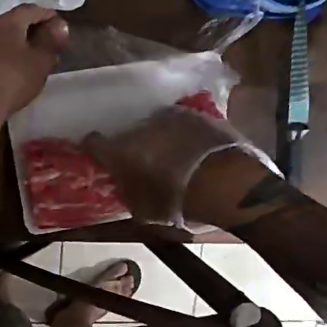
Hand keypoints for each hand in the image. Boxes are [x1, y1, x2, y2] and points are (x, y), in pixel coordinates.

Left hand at [0, 5, 69, 115]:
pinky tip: (19, 61)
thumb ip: (52, 39)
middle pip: (18, 17)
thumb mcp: (42, 59)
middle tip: (52, 44)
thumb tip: (59, 26)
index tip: (63, 35)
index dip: (54, 19)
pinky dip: (10, 48)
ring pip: (7, 31)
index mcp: (7, 15)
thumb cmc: (13, 78)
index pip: (36, 7)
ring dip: (22, 39)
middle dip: (37, 29)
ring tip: (37, 54)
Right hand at [84, 106, 274, 228]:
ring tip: (168, 151)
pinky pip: (184, 122)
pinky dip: (184, 133)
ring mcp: (173, 117)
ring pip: (157, 124)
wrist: (232, 186)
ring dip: (158, 135)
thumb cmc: (181, 203)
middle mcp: (141, 127)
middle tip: (140, 159)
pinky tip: (192, 146)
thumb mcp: (146, 211)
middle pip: (128, 132)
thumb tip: (124, 185)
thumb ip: (129, 193)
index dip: (94, 148)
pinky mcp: (202, 115)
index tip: (97, 155)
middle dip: (132, 143)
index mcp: (121, 151)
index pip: (93, 142)